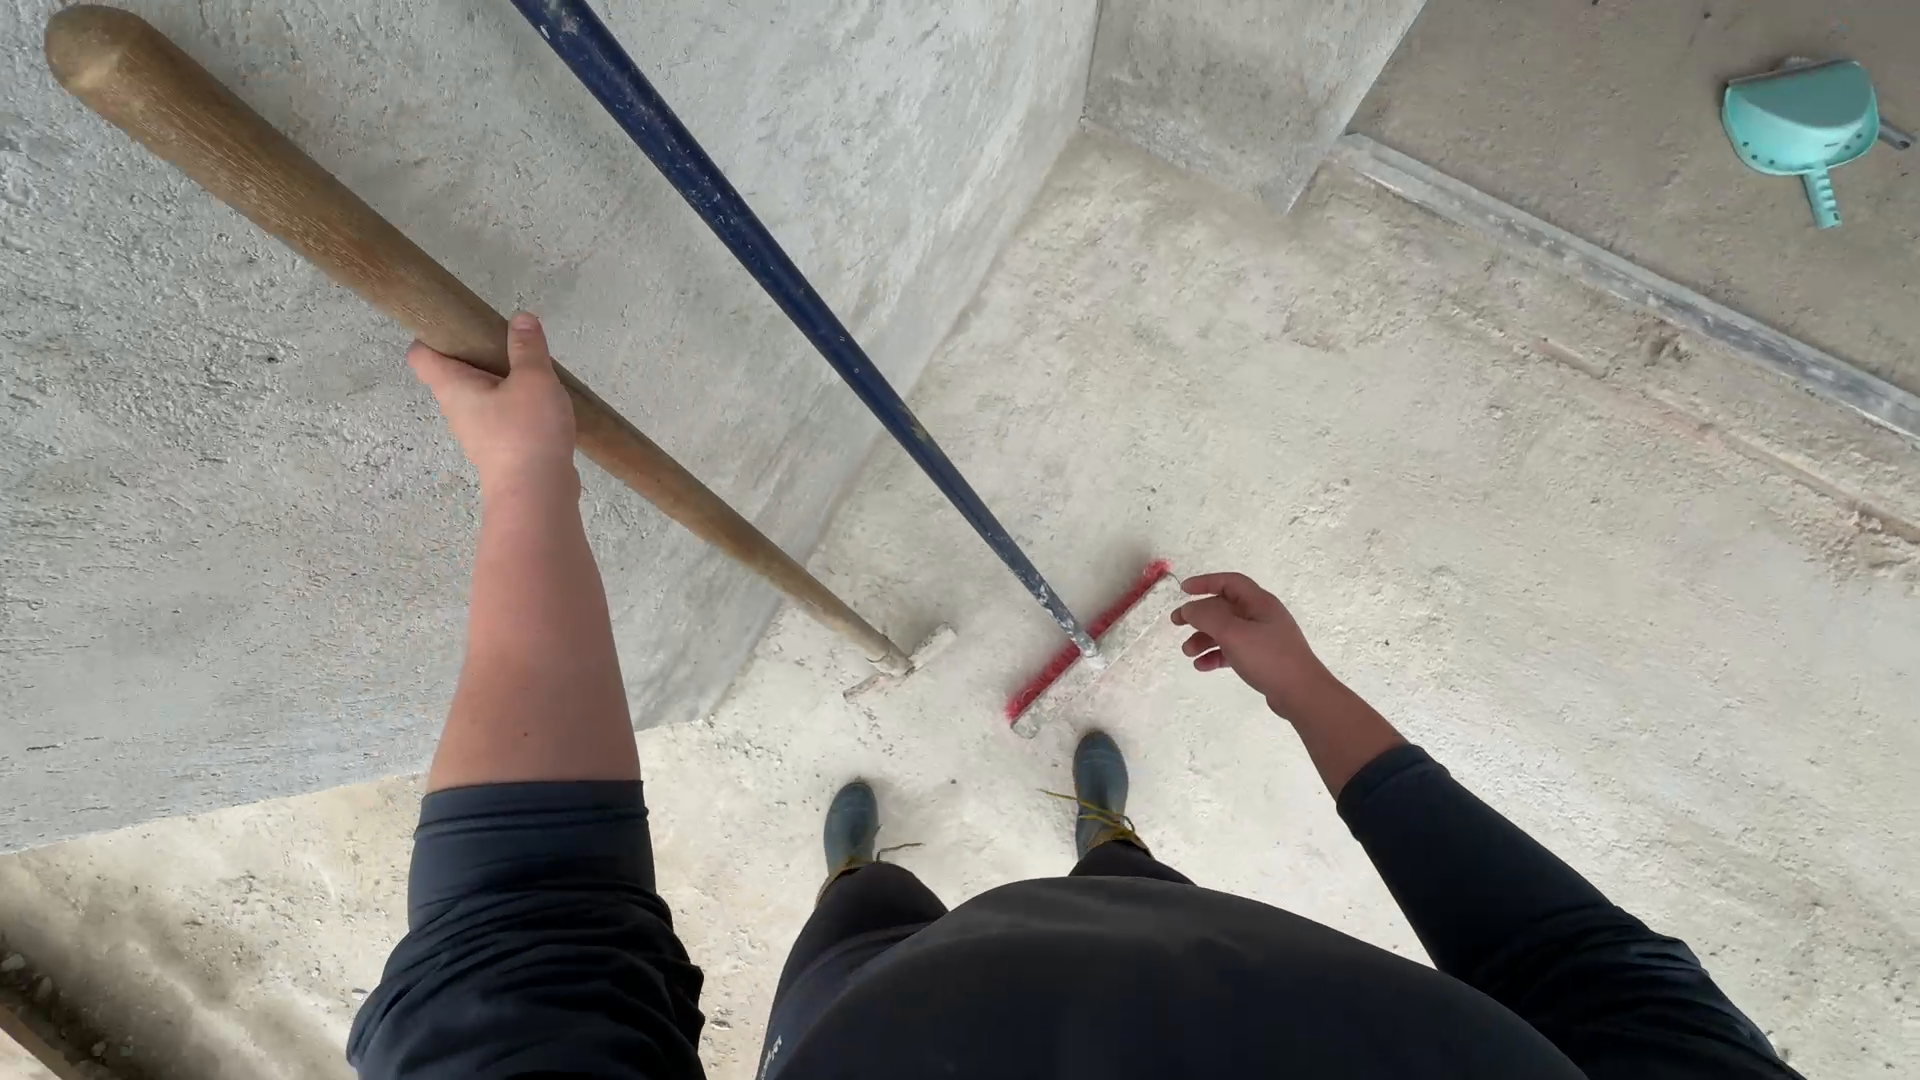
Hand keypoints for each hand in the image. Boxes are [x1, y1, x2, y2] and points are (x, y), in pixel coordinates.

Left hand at [409, 312, 576, 496]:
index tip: (465, 327)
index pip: (422, 354)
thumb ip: (528, 348)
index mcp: (453, 387)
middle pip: (456, 376)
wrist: (537, 492)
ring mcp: (478, 435)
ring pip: (483, 400)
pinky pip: (503, 421)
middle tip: (513, 350)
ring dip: (504, 388)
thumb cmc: (527, 431)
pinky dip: (519, 412)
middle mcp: (457, 410)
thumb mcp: (534, 380)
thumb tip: (522, 318)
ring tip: (537, 381)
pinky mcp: (501, 452)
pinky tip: (545, 412)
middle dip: (481, 360)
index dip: (436, 336)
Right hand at [1172, 572, 1338, 719]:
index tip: (1183, 590)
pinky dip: (1215, 655)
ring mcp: (1262, 638)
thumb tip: (1189, 608)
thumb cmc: (1268, 657)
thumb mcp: (1233, 633)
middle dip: (1198, 615)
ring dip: (1203, 638)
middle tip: (1176, 623)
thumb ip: (1207, 616)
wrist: (1302, 694)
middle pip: (1223, 608)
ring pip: (1225, 631)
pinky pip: (1232, 650)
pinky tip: (1202, 666)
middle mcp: (1261, 616)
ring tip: (1188, 652)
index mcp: (1259, 603)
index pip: (1229, 582)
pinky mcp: (1261, 658)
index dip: (1205, 582)